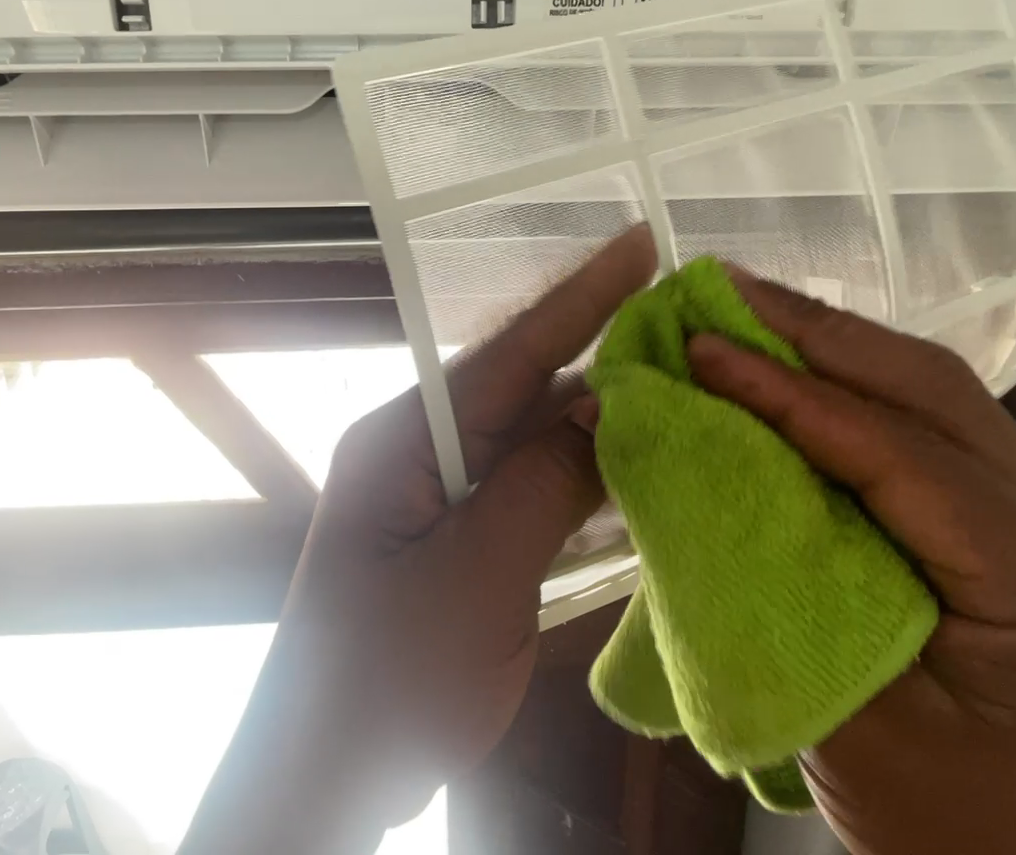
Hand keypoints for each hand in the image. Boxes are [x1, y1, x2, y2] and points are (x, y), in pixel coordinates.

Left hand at [179, 227, 657, 854]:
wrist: (329, 772)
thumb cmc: (385, 679)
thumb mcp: (475, 577)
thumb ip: (541, 484)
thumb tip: (609, 407)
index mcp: (403, 440)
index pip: (508, 352)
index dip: (581, 298)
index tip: (640, 243)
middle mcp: (419, 450)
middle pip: (523, 388)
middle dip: (603, 353)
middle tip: (686, 322)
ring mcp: (438, 494)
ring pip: (531, 438)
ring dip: (599, 417)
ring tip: (679, 383)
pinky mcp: (458, 536)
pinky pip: (528, 487)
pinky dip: (581, 475)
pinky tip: (634, 466)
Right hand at [687, 268, 1015, 854]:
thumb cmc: (954, 835)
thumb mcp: (850, 720)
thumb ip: (771, 584)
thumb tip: (687, 476)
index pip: (900, 451)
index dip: (787, 391)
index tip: (698, 345)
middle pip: (936, 395)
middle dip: (817, 331)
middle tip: (721, 288)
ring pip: (941, 406)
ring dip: (836, 351)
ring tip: (749, 312)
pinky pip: (934, 445)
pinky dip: (855, 400)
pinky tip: (800, 378)